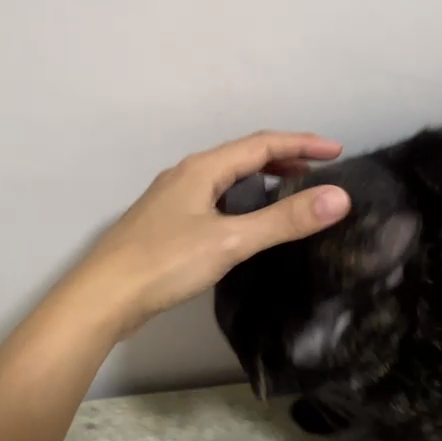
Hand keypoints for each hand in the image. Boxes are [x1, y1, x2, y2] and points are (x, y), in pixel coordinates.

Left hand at [69, 131, 352, 336]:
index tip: (338, 151)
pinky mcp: (167, 224)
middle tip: (319, 169)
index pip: (262, 144)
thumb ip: (284, 220)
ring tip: (290, 189)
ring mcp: (173, 199)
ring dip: (261, 178)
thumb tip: (339, 197)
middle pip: (243, 156)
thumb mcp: (230, 240)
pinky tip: (246, 222)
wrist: (102, 296)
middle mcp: (186, 175)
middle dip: (283, 157)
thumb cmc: (164, 263)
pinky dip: (241, 199)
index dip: (302, 143)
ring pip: (226, 178)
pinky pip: (214, 199)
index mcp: (202, 169)